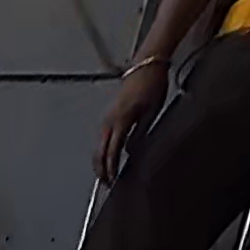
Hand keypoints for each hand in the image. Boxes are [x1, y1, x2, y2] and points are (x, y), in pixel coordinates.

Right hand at [96, 62, 167, 184]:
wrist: (145, 66)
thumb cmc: (152, 85)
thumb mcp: (153, 109)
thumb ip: (140, 132)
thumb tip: (130, 151)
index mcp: (120, 122)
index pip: (112, 151)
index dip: (112, 168)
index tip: (114, 180)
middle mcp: (108, 123)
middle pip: (99, 154)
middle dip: (101, 170)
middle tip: (106, 183)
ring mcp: (104, 121)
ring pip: (97, 149)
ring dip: (99, 163)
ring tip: (105, 175)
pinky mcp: (106, 119)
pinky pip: (100, 142)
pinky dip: (100, 154)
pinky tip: (105, 160)